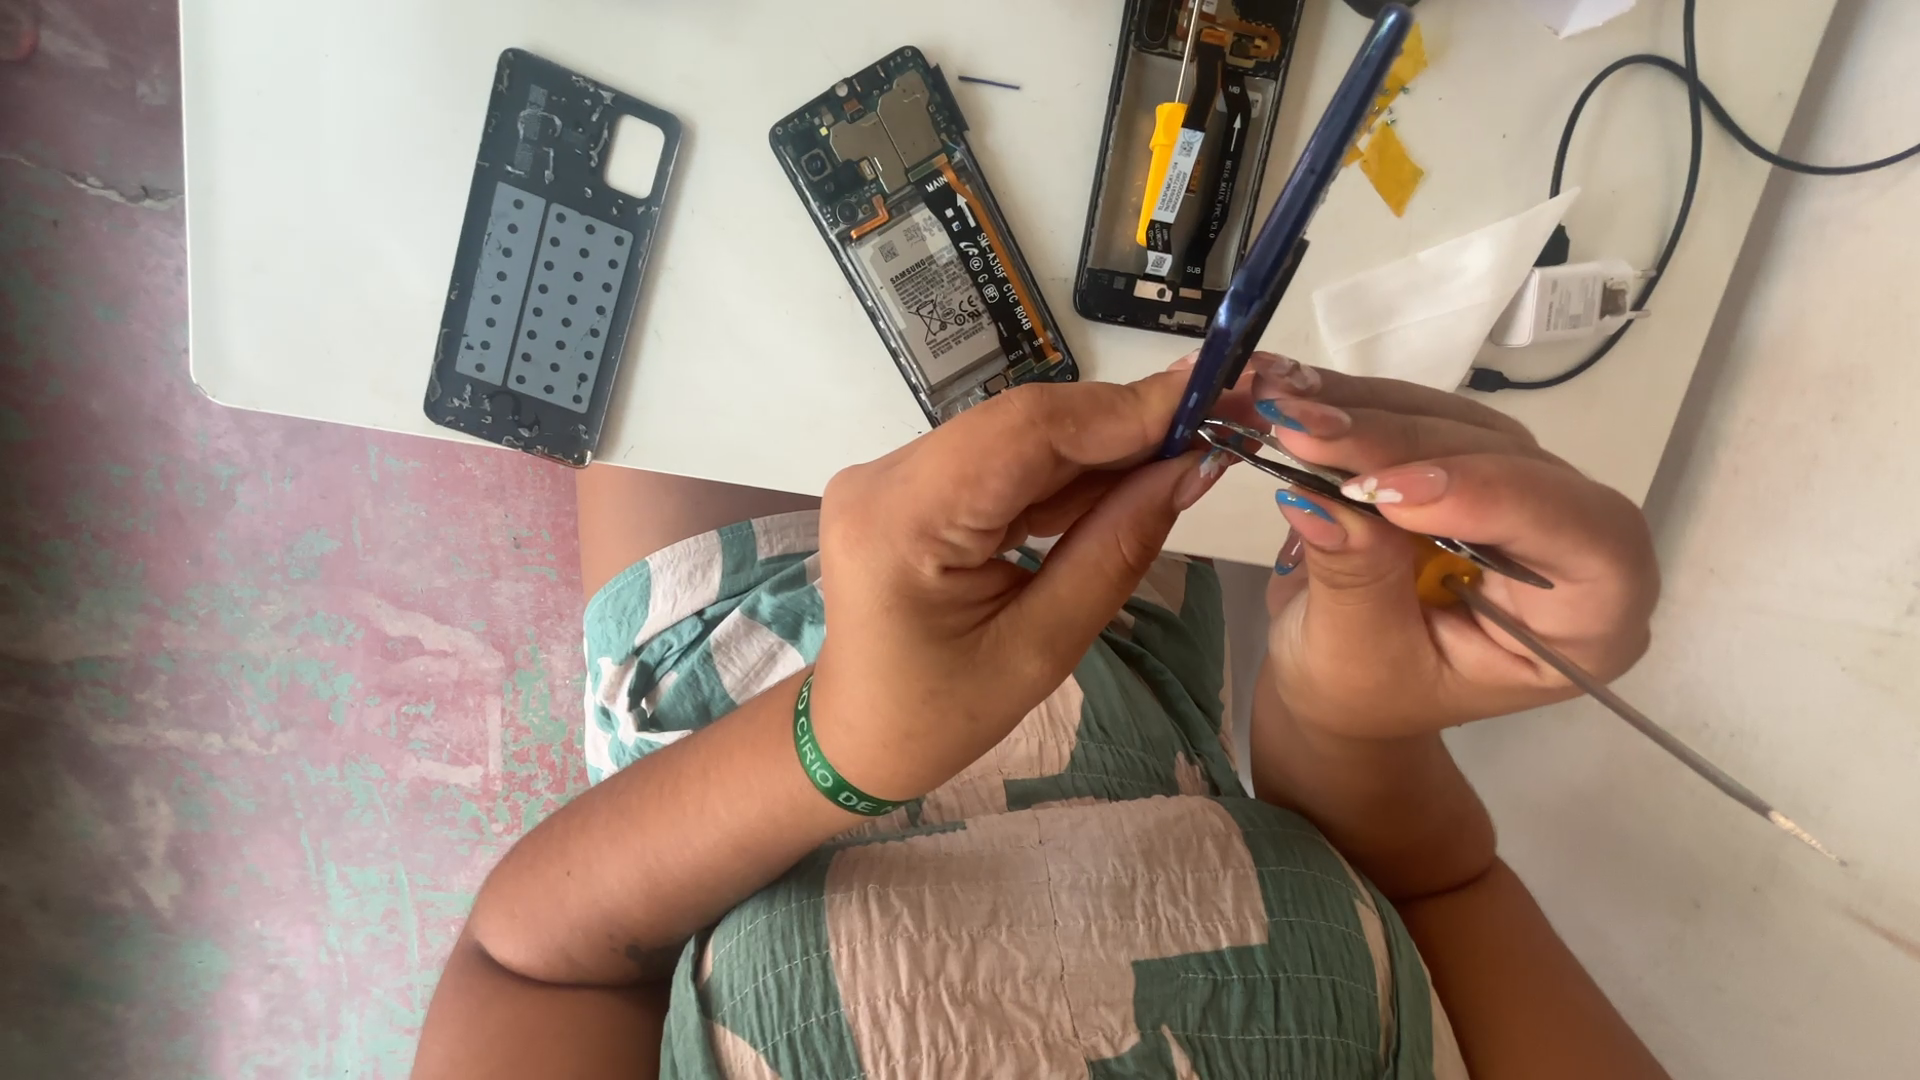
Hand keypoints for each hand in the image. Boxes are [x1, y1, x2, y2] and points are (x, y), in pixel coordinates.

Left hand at [810, 371, 1226, 800]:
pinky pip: (996, 461)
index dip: (1123, 409)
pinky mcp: (902, 485)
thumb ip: (1114, 551)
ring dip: (1097, 451)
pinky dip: (1060, 474)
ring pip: (1014, 438)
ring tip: (1175, 463)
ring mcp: (886, 476)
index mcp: (900, 522)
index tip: (1211, 397)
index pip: (1023, 432)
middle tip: (1212, 430)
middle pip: (1020, 425)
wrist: (856, 736)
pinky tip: (1113, 487)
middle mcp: (882, 478)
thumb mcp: (1040, 649)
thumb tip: (1188, 469)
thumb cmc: (940, 717)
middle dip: (1121, 428)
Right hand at [1249, 354, 1659, 739]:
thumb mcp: (1354, 654)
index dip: (1494, 497)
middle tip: (1302, 430)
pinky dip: (1349, 404)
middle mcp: (1562, 547)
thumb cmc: (1358, 694)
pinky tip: (1294, 392)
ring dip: (1366, 408)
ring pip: (1457, 424)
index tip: (1383, 492)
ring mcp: (1506, 499)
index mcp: (1581, 624)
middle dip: (1397, 442)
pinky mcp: (1451, 469)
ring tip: (1284, 406)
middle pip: (1509, 461)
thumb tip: (1318, 498)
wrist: (1334, 683)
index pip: (1585, 539)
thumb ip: (1352, 577)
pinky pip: (1411, 418)